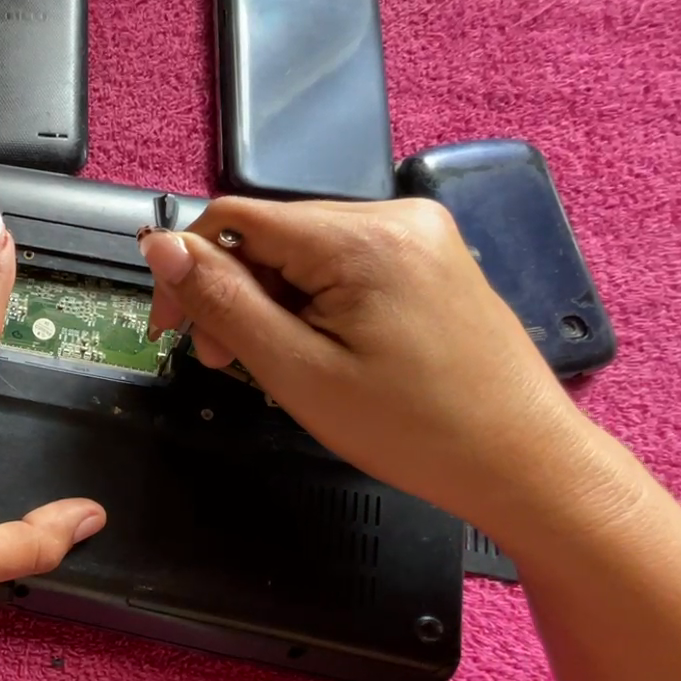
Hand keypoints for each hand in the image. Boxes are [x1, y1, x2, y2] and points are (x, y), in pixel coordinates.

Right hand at [137, 196, 594, 522]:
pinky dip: (301, 302)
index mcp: (362, 237)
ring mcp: (415, 234)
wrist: (522, 465)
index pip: (232, 218)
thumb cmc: (407, 428)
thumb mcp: (292, 367)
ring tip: (270, 361)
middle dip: (228, 293)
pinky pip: (330, 265)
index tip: (174, 331)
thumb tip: (158, 245)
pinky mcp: (423, 259)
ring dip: (262, 302)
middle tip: (228, 360)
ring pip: (293, 252)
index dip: (186, 269)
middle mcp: (393, 215)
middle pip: (264, 235)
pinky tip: (308, 345)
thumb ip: (221, 299)